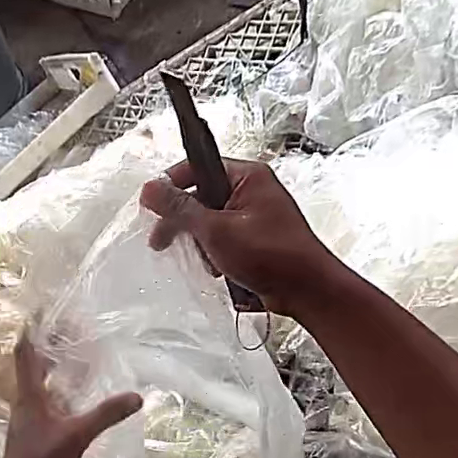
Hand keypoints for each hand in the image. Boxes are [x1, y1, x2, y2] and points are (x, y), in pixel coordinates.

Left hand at [0, 332, 142, 457]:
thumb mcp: (78, 434)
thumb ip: (106, 415)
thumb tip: (137, 396)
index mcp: (30, 393)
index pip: (26, 352)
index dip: (32, 330)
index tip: (41, 310)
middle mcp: (23, 400)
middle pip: (31, 364)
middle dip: (47, 346)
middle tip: (68, 331)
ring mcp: (24, 417)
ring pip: (36, 383)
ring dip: (50, 368)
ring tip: (70, 358)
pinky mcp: (29, 431)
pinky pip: (41, 400)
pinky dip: (54, 390)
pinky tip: (69, 398)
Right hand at [138, 159, 341, 317]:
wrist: (307, 290)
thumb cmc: (271, 255)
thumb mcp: (216, 230)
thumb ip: (180, 208)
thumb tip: (149, 189)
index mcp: (247, 176)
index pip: (198, 167)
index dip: (171, 185)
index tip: (151, 206)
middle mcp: (252, 190)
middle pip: (201, 197)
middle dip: (183, 222)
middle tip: (160, 241)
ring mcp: (255, 216)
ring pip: (210, 222)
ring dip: (201, 243)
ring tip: (206, 262)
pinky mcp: (256, 239)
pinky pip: (224, 239)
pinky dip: (216, 254)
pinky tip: (218, 270)